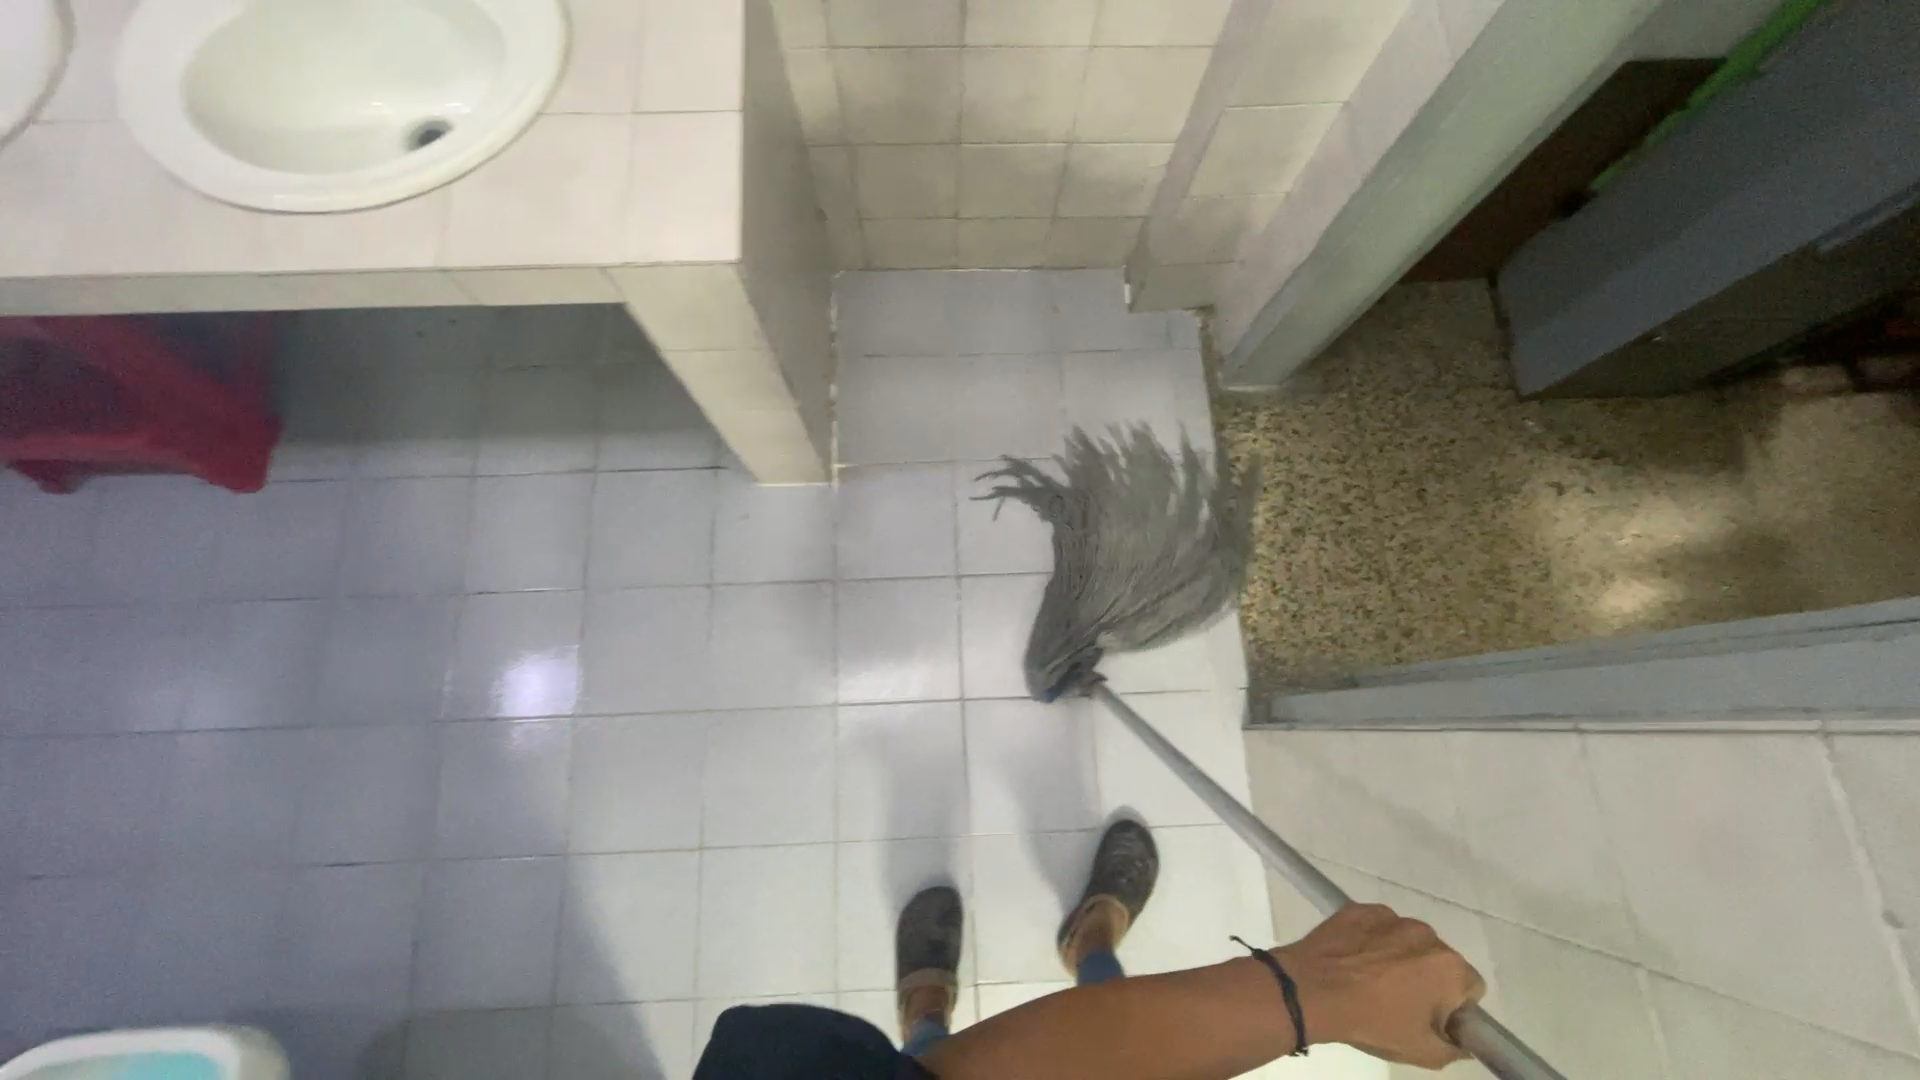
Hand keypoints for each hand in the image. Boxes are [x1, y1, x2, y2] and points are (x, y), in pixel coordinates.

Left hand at [1273, 903, 1486, 1068]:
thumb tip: (1460, 1039)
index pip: (1470, 987)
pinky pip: (1376, 925)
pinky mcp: (1357, 908)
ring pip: (1407, 940)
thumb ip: (1455, 1048)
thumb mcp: (1425, 1052)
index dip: (1455, 1006)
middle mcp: (1425, 933)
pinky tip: (1355, 957)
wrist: (1312, 989)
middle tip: (1401, 1000)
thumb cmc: (1373, 1021)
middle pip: (1438, 959)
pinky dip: (1371, 938)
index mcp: (1449, 967)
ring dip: (1400, 955)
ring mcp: (1388, 916)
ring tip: (1372, 978)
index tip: (1432, 1017)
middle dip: (1428, 978)